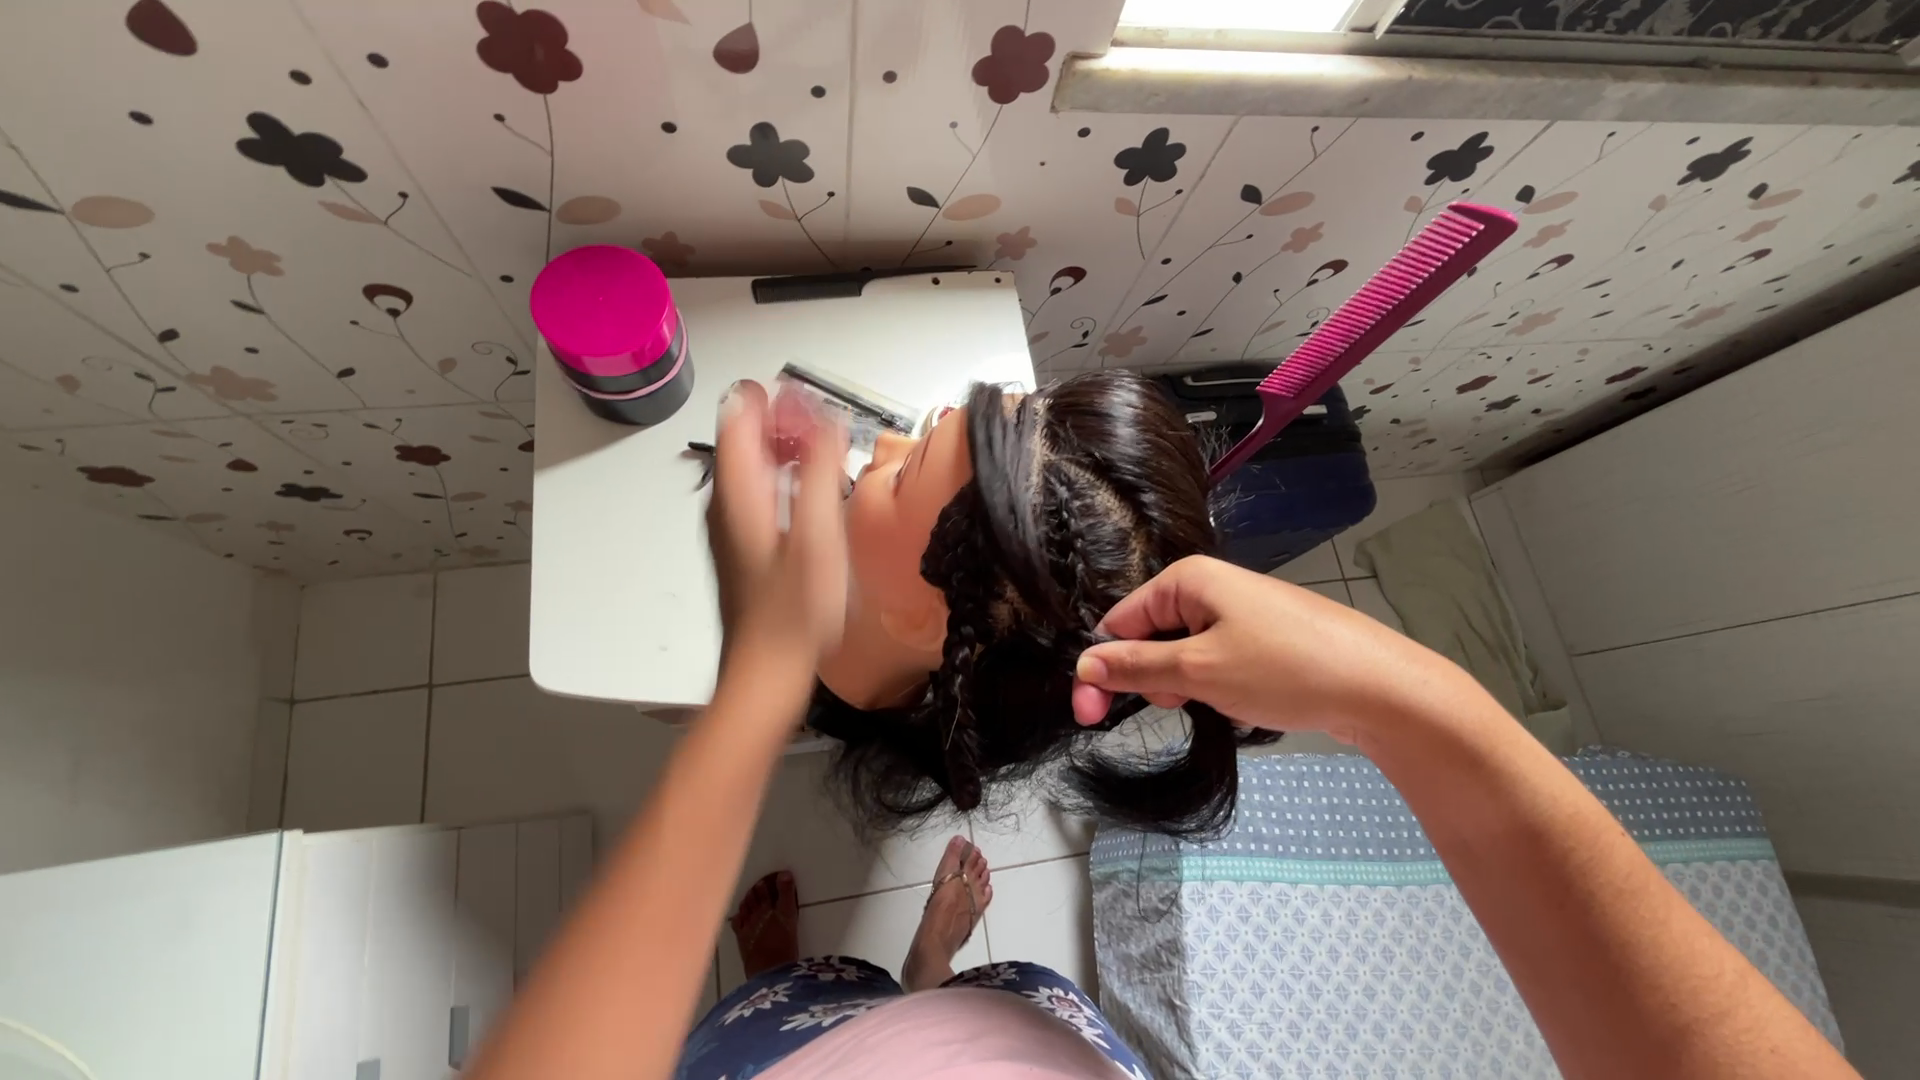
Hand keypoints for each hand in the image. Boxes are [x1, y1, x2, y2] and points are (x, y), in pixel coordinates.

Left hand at [706, 380, 848, 669]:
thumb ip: (820, 472)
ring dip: (789, 450)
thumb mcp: (818, 536)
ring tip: (828, 457)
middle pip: (744, 436)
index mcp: (737, 493)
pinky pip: (760, 491)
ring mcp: (731, 524)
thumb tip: (826, 420)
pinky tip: (815, 496)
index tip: (813, 405)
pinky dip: (786, 479)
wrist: (767, 671)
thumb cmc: (793, 613)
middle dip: (786, 420)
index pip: (739, 413)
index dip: (776, 398)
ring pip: (753, 464)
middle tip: (828, 429)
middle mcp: (725, 503)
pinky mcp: (743, 544)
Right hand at [1071, 555, 1469, 745]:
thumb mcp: (1197, 671)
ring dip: (1187, 684)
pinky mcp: (1264, 637)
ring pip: (1183, 653)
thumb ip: (1134, 667)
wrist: (1382, 689)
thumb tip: (1083, 665)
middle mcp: (1209, 586)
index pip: (1119, 621)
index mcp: (1186, 579)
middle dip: (1153, 676)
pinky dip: (1217, 684)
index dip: (1102, 668)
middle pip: (1149, 636)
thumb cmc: (1282, 669)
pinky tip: (1245, 699)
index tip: (1089, 717)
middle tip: (1181, 702)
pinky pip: (1216, 659)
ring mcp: (1240, 611)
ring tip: (1222, 700)